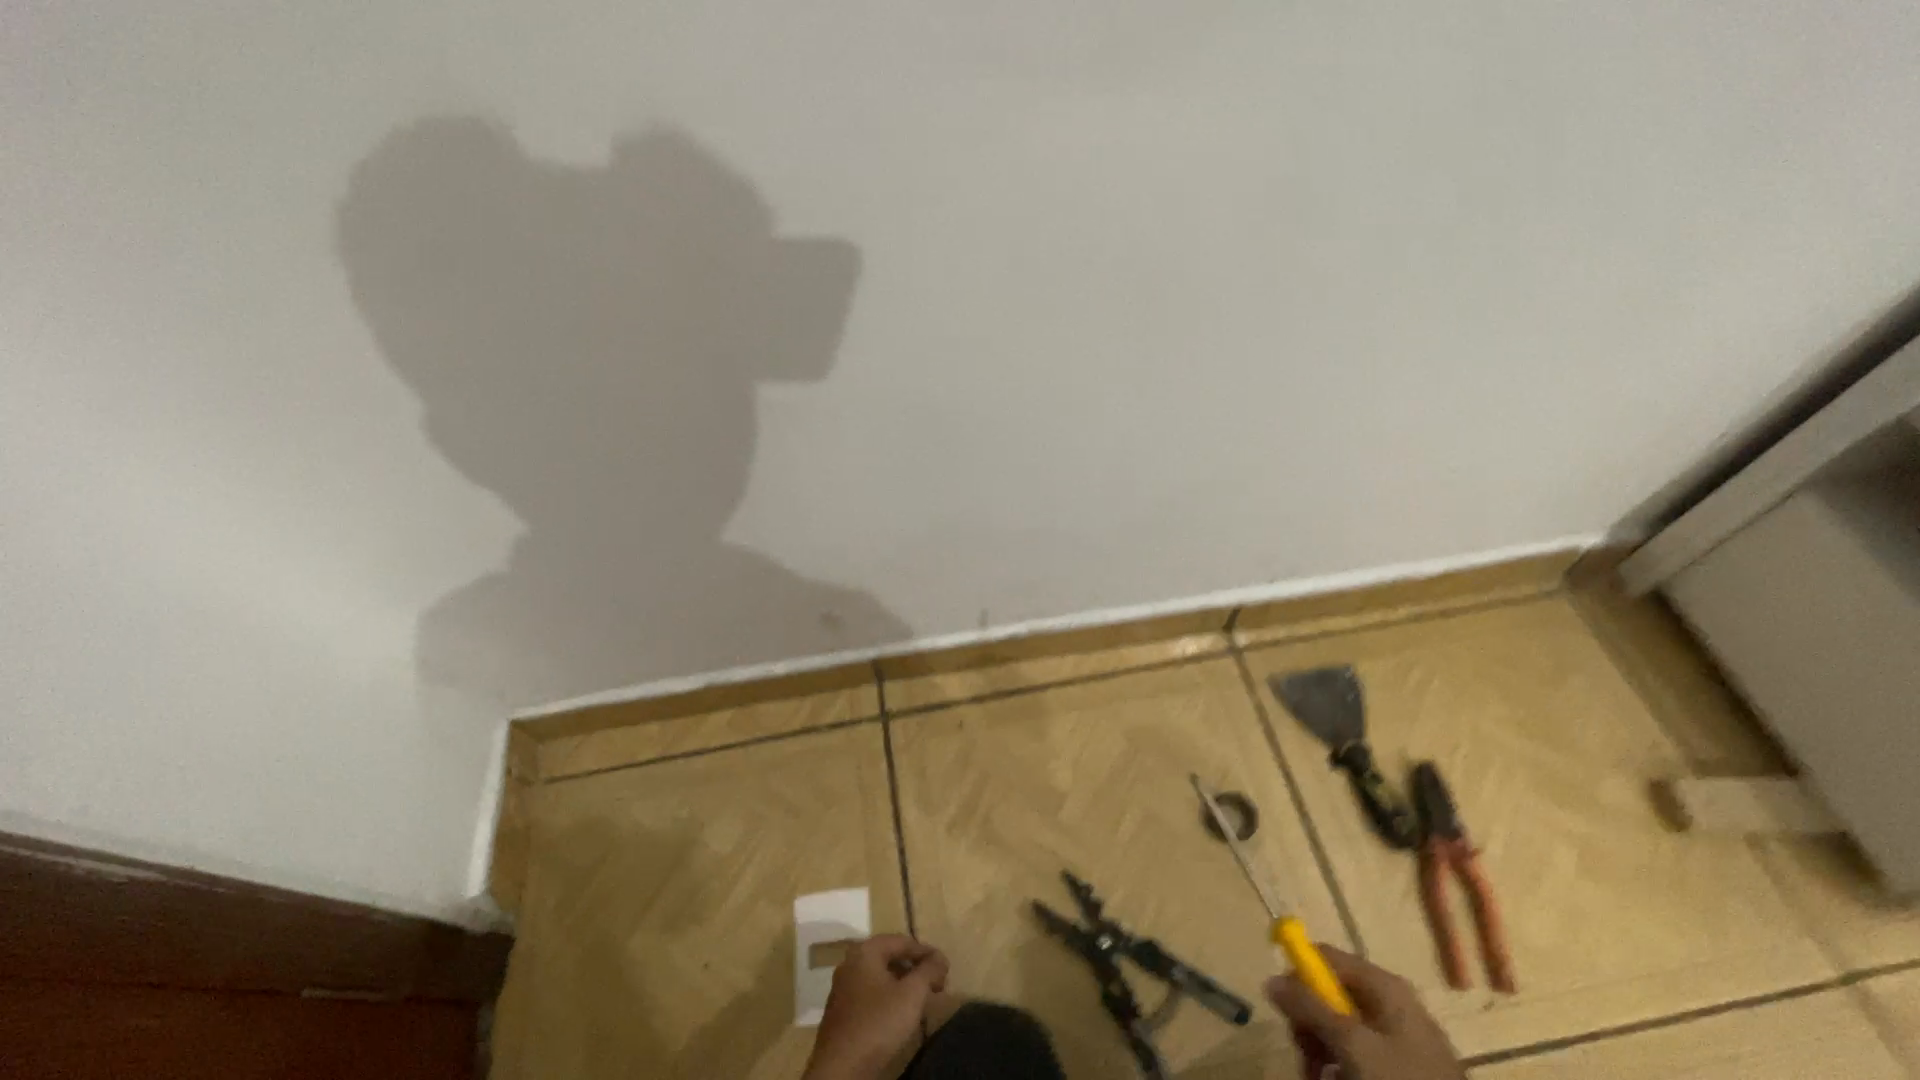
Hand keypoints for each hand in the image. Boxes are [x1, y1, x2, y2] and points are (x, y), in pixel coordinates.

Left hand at [801, 934, 949, 1079]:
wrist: (841, 1068)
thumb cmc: (878, 1023)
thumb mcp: (912, 994)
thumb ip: (929, 970)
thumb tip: (940, 958)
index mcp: (865, 952)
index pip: (902, 941)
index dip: (927, 952)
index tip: (945, 968)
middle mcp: (850, 963)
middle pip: (890, 956)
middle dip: (915, 968)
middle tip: (937, 983)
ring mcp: (843, 988)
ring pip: (880, 976)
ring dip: (903, 983)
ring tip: (923, 998)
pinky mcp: (842, 1011)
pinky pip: (870, 993)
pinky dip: (889, 997)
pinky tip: (900, 1014)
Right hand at [1265, 945, 1465, 1079]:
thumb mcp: (1353, 1045)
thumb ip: (1310, 1008)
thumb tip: (1271, 978)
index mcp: (1383, 986)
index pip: (1325, 957)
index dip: (1298, 973)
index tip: (1282, 1007)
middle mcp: (1386, 1003)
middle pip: (1327, 994)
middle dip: (1308, 1025)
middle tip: (1305, 1053)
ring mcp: (1392, 1035)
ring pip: (1335, 1028)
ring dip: (1318, 1052)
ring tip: (1316, 1077)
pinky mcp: (1394, 1064)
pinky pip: (1351, 1053)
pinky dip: (1337, 1068)